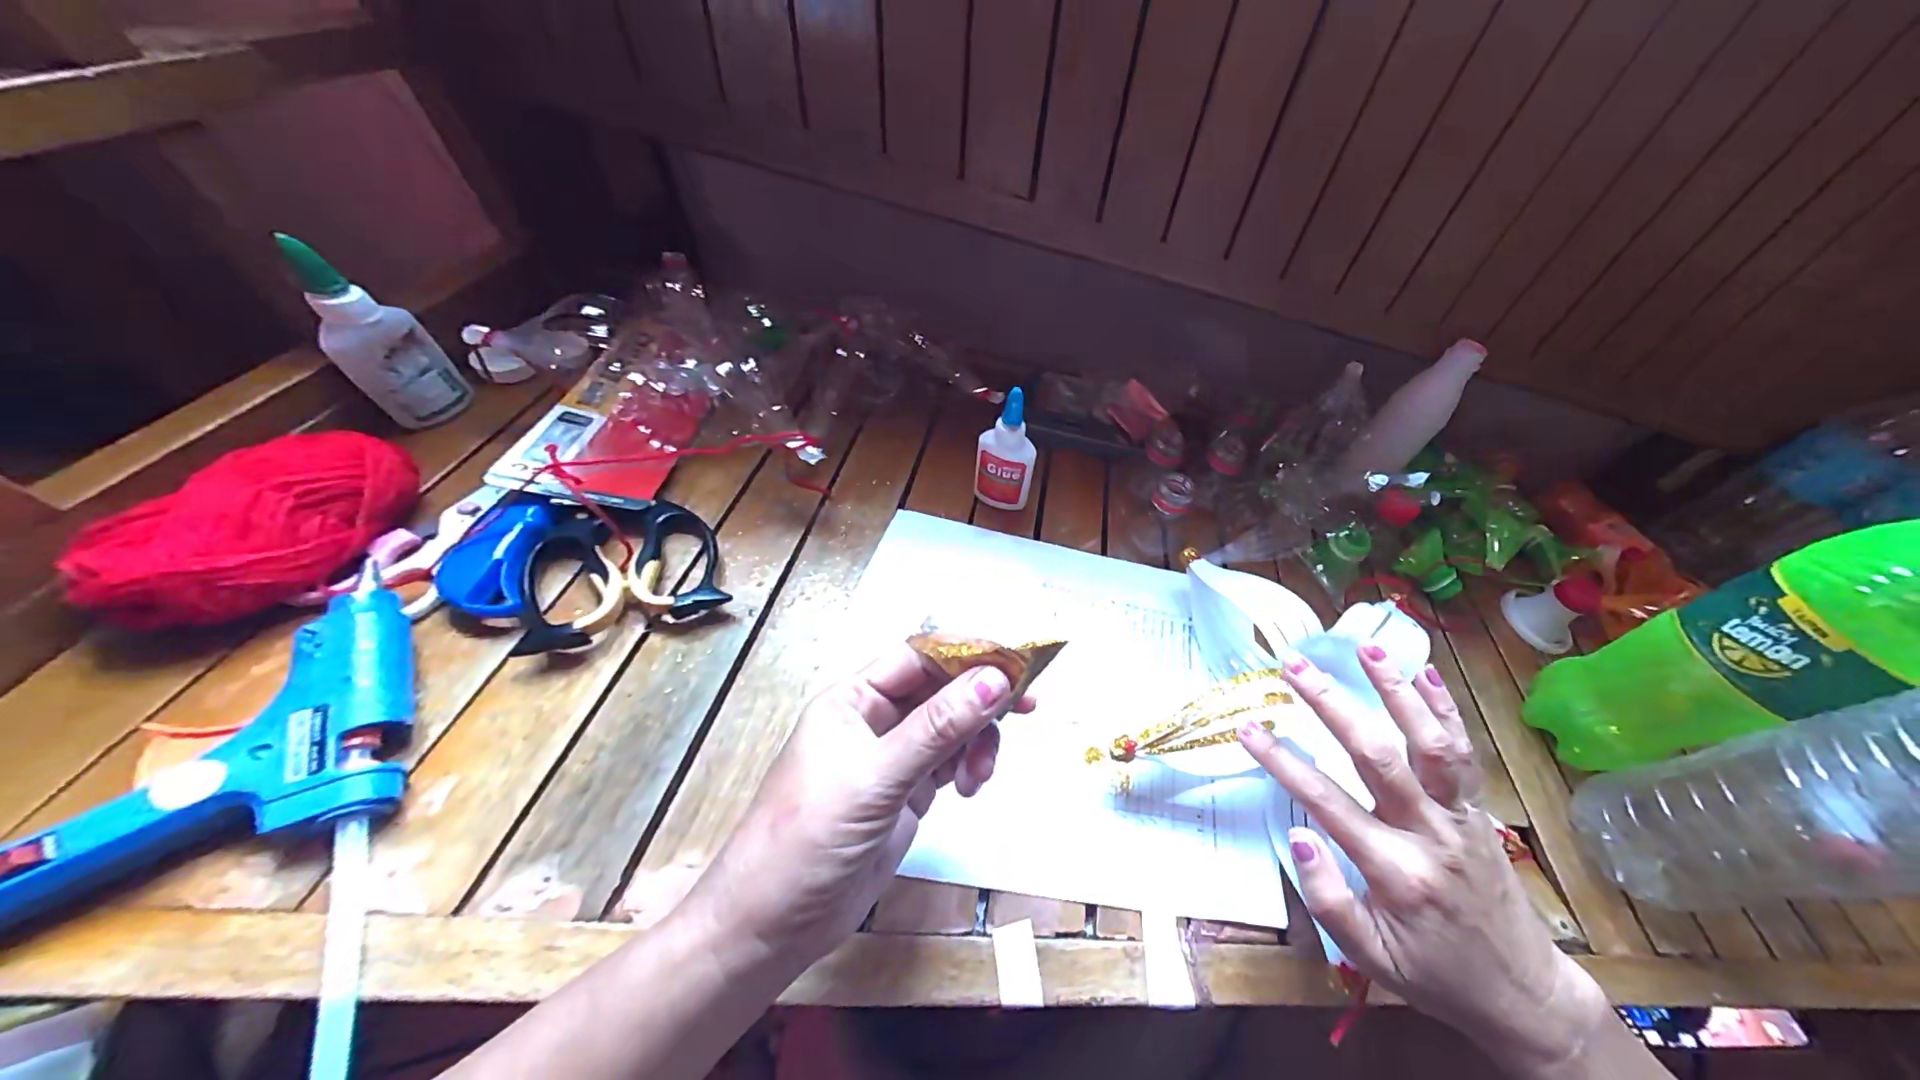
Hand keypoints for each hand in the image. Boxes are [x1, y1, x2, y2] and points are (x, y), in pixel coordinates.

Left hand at [687, 645, 1031, 970]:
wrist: (773, 923)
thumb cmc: (807, 837)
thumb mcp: (875, 778)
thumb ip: (937, 729)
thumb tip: (994, 679)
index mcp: (853, 699)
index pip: (919, 657)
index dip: (967, 655)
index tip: (1015, 665)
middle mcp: (874, 721)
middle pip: (940, 691)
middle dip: (979, 699)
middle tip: (1025, 708)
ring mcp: (891, 759)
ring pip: (950, 728)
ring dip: (976, 740)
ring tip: (980, 774)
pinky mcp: (905, 794)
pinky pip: (948, 762)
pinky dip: (967, 767)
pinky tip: (970, 787)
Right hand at [1238, 646, 1614, 1075]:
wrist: (1525, 996)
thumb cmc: (1434, 974)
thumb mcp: (1370, 956)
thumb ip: (1327, 896)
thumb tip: (1296, 833)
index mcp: (1396, 870)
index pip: (1326, 802)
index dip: (1282, 761)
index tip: (1247, 729)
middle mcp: (1431, 832)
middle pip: (1379, 755)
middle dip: (1332, 705)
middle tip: (1295, 666)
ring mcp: (1462, 817)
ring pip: (1433, 743)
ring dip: (1399, 691)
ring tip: (1368, 648)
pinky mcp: (1479, 810)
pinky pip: (1465, 754)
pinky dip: (1445, 710)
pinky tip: (1425, 673)